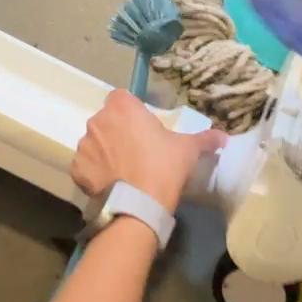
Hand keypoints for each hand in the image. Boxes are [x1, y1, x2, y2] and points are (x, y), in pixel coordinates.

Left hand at [71, 90, 226, 211]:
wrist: (139, 204)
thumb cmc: (164, 166)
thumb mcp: (189, 149)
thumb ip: (205, 138)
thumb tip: (224, 137)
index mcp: (122, 107)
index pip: (122, 98)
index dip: (131, 112)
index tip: (143, 128)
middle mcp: (98, 120)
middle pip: (107, 120)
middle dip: (118, 131)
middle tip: (137, 151)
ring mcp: (84, 145)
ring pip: (95, 143)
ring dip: (105, 151)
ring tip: (123, 170)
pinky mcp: (76, 168)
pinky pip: (86, 165)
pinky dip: (95, 172)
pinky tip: (111, 183)